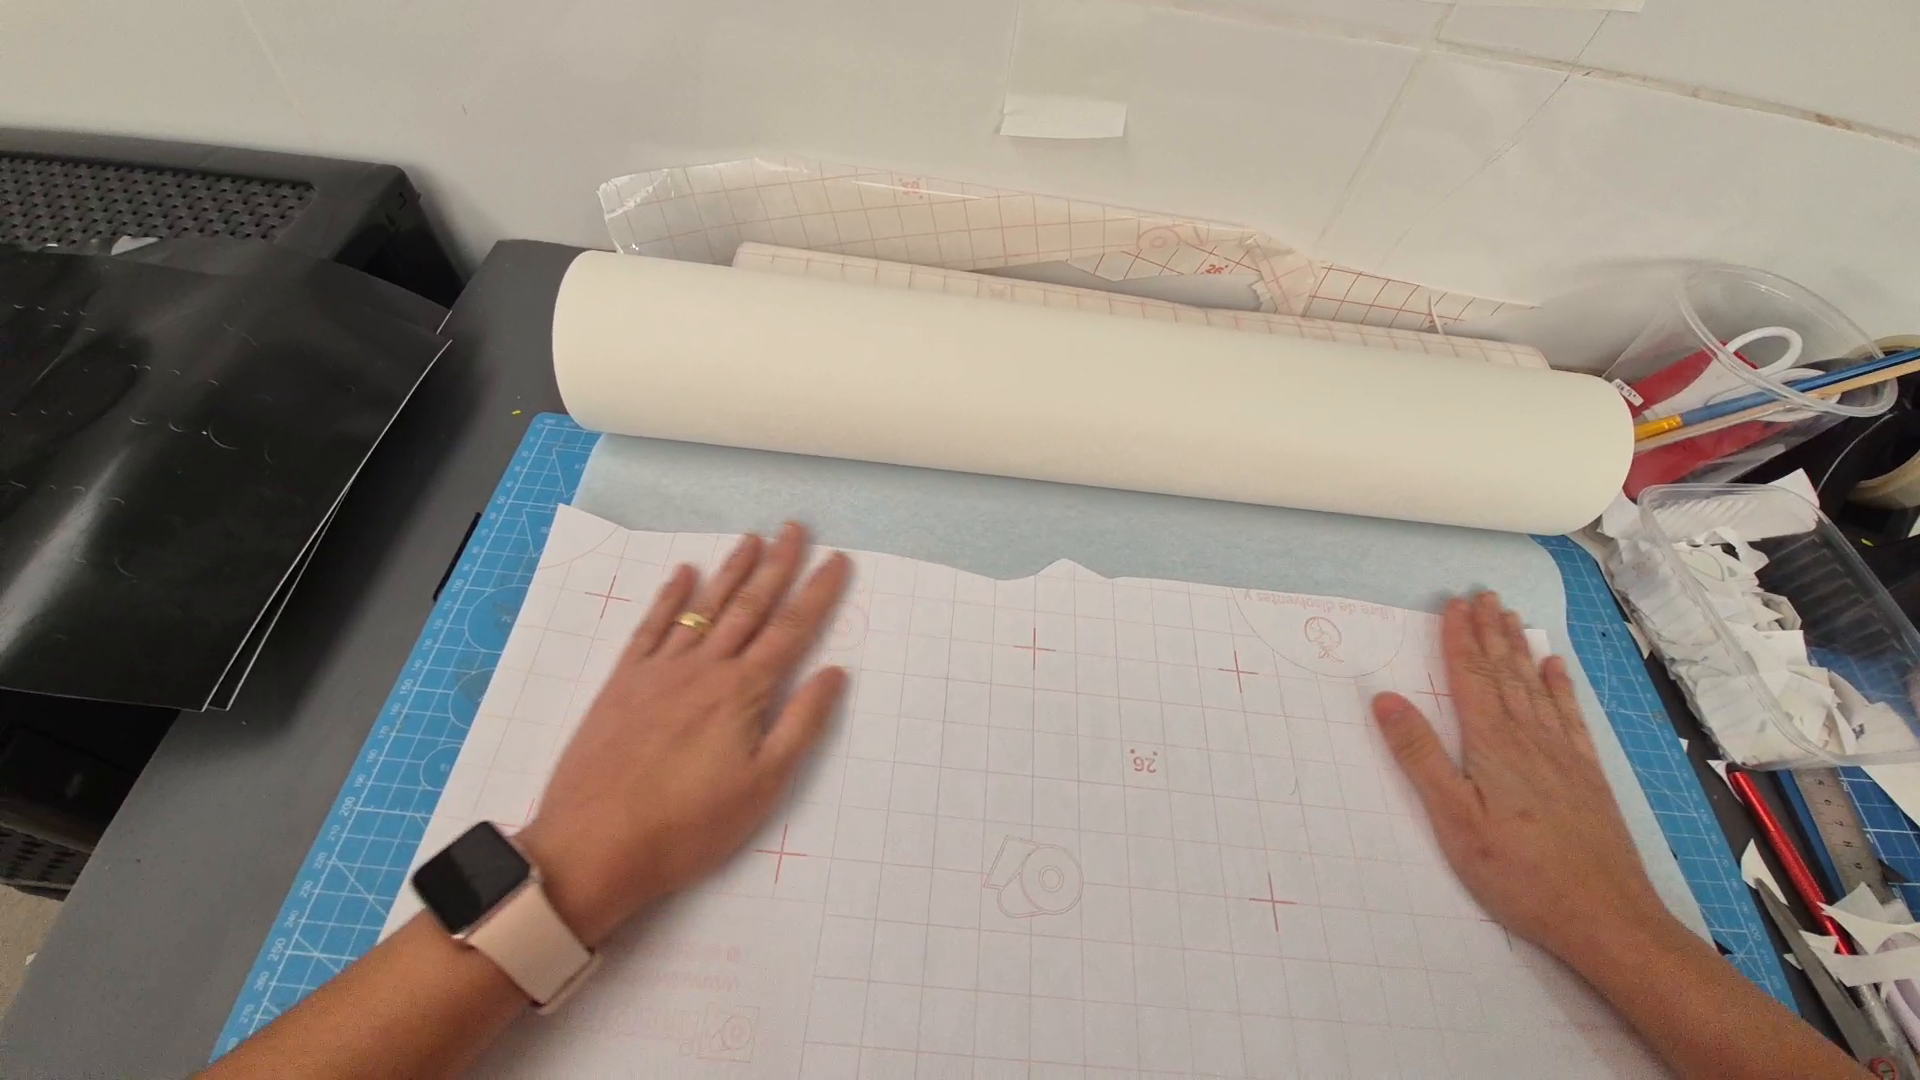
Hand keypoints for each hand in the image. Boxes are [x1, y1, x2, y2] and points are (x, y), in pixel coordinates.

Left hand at [518, 524, 850, 945]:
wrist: (591, 848)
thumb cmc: (687, 826)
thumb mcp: (762, 787)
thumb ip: (801, 724)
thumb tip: (834, 672)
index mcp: (742, 692)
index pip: (791, 631)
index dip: (817, 593)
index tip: (836, 560)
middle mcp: (704, 668)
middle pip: (749, 606)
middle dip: (777, 565)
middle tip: (795, 528)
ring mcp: (660, 670)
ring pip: (704, 608)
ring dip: (731, 570)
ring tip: (751, 538)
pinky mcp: (623, 682)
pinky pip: (651, 627)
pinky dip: (669, 597)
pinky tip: (682, 574)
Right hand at [1370, 592, 1674, 967]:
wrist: (1607, 920)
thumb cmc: (1516, 871)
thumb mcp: (1452, 817)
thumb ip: (1419, 756)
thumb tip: (1385, 699)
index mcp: (1493, 745)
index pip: (1472, 679)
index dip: (1460, 640)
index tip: (1453, 605)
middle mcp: (1530, 739)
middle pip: (1506, 674)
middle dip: (1491, 633)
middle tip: (1483, 596)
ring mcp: (1564, 756)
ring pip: (1536, 688)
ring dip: (1520, 649)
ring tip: (1511, 617)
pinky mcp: (1586, 777)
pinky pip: (1570, 717)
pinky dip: (1560, 687)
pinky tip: (1556, 670)